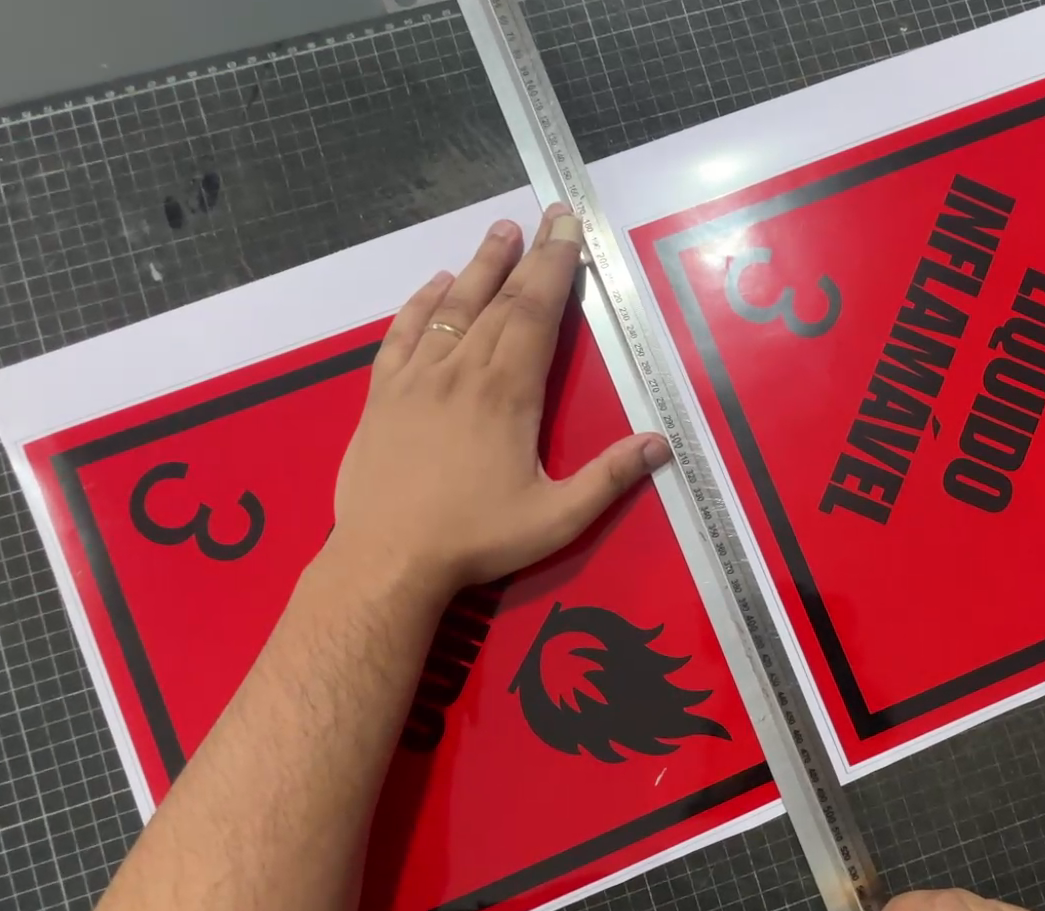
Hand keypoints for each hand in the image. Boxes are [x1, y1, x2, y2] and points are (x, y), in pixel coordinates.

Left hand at [329, 207, 670, 602]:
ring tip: (499, 232)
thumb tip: (661, 443)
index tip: (568, 229)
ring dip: (478, 267)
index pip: (537, 315)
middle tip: (546, 217)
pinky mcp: (383, 395)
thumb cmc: (478, 538)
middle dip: (529, 257)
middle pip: (500, 301)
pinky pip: (404, 335)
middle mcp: (463, 372)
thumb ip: (610, 478)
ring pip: (453, 309)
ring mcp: (417, 379)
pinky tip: (434, 284)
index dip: (556, 268)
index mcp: (509, 394)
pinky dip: (420, 305)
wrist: (388, 558)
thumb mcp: (559, 518)